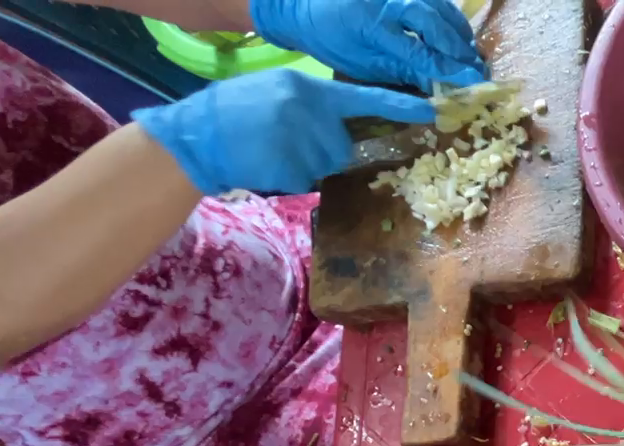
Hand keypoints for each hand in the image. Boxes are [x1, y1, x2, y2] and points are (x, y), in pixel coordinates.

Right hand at [134, 70, 434, 195]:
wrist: (192, 135)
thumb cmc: (235, 114)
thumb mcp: (275, 93)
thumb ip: (313, 106)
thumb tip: (346, 127)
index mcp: (305, 87)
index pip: (363, 98)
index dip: (398, 105)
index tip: (430, 110)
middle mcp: (308, 109)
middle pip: (343, 146)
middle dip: (320, 150)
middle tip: (280, 139)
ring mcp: (301, 138)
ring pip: (327, 165)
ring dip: (305, 163)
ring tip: (270, 148)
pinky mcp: (293, 165)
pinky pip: (308, 180)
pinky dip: (290, 177)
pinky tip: (265, 162)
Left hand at [250, 0, 487, 91]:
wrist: (300, 2)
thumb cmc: (332, 40)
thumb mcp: (366, 64)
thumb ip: (405, 70)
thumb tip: (442, 87)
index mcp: (372, 25)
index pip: (421, 52)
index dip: (451, 69)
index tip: (475, 84)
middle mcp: (384, 1)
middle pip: (434, 22)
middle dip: (460, 48)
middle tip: (480, 69)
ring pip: (436, 6)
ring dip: (459, 31)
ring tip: (472, 52)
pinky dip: (447, 15)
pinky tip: (457, 33)